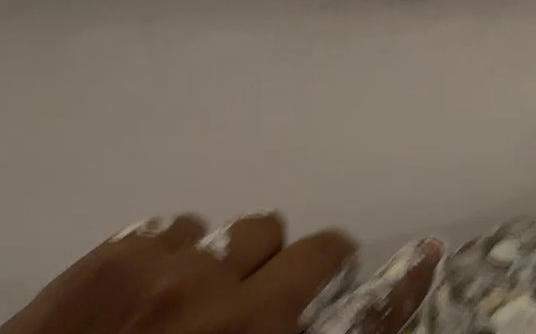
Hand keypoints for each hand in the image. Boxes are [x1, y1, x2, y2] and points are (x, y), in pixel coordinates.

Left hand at [0, 212, 441, 333]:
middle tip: (255, 311)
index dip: (402, 278)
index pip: (358, 300)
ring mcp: (166, 274)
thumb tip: (365, 287)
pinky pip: (175, 225)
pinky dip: (171, 255)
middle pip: (307, 248)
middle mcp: (227, 305)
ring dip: (227, 264)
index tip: (426, 251)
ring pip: (240, 231)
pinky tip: (141, 293)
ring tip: (189, 303)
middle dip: (291, 274)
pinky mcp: (109, 258)